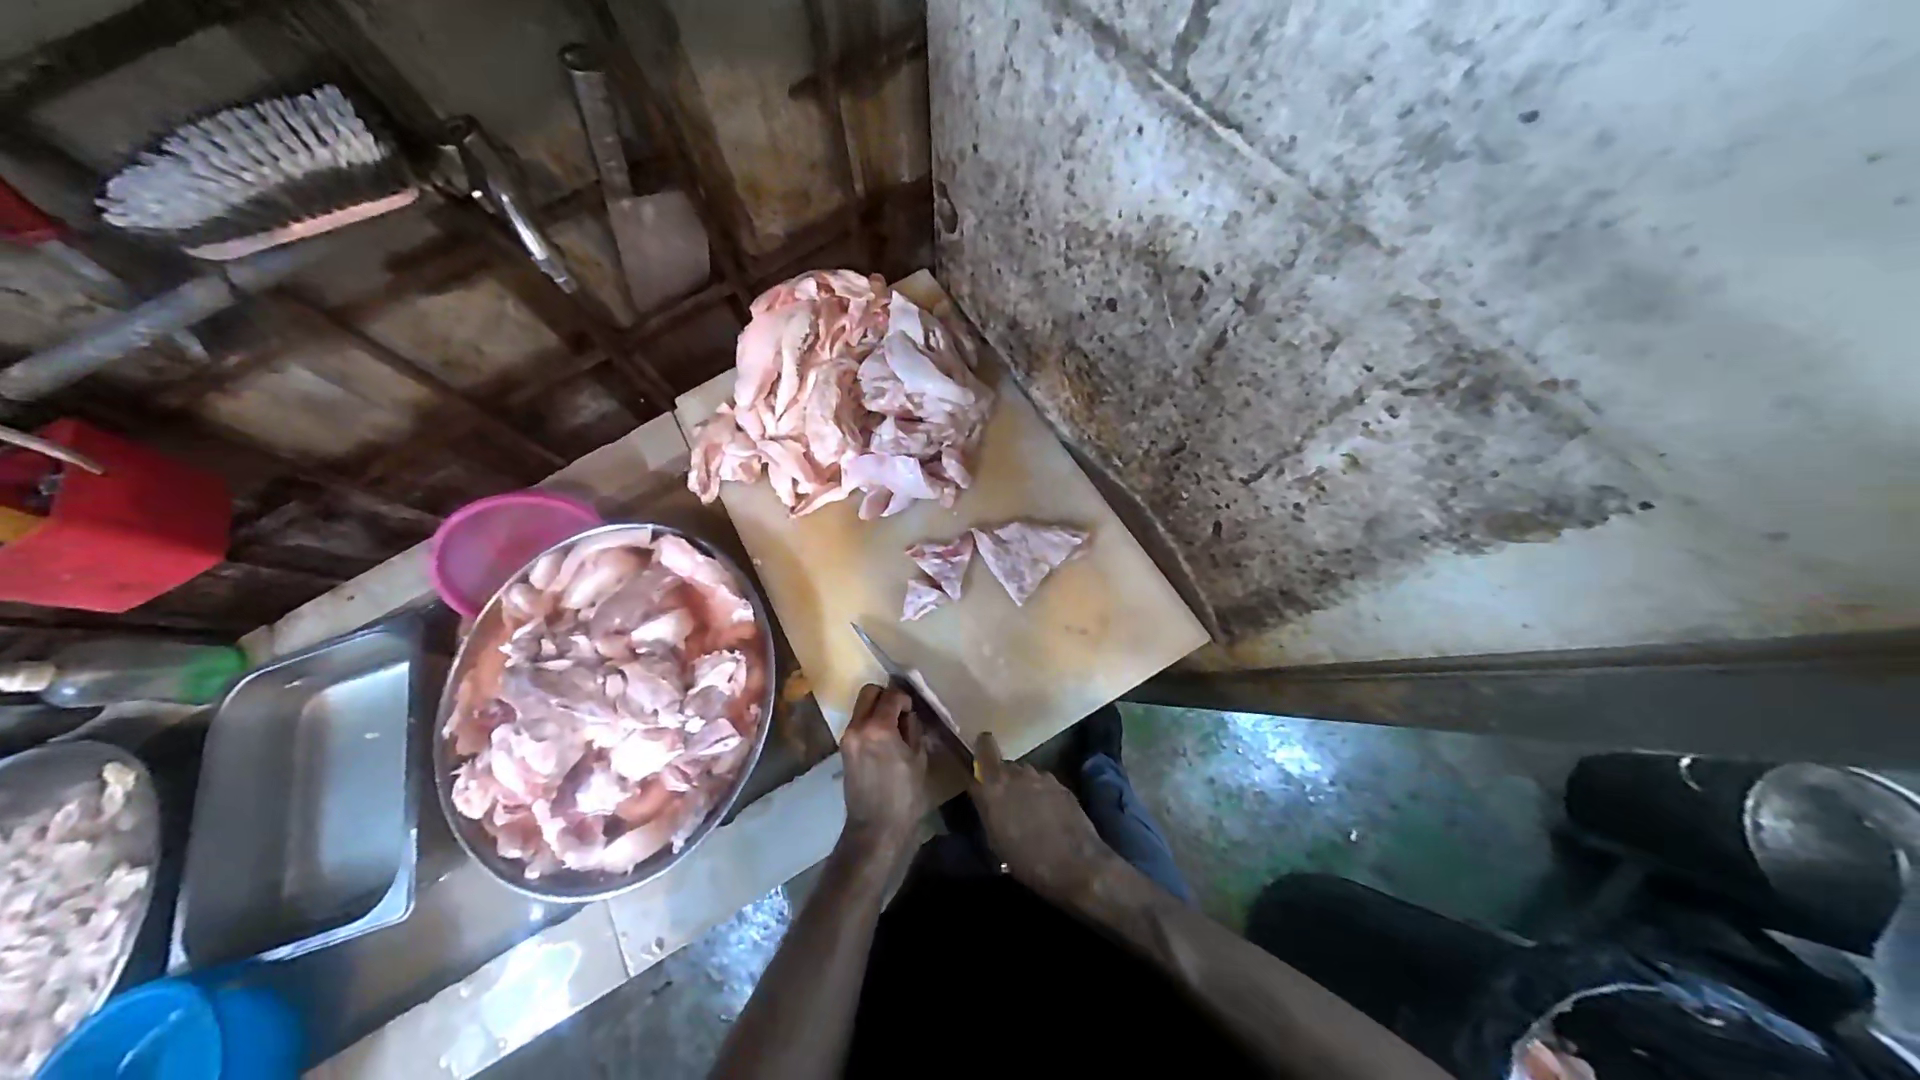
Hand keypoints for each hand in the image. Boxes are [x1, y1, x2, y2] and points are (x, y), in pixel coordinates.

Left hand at [837, 684, 929, 866]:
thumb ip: (912, 730)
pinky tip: (883, 741)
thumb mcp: (918, 759)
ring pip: (860, 707)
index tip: (913, 712)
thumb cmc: (904, 795)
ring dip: (876, 709)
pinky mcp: (843, 748)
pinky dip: (869, 723)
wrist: (875, 827)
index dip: (905, 699)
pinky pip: (857, 723)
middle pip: (869, 692)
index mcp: (878, 728)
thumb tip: (907, 715)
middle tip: (900, 713)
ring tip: (893, 729)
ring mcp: (847, 737)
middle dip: (886, 696)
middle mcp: (857, 727)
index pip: (891, 695)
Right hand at [971, 732, 1119, 905]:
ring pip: (1025, 773)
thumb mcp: (995, 841)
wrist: (1076, 864)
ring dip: (1022, 786)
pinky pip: (1043, 783)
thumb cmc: (1027, 861)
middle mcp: (1016, 774)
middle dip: (1002, 779)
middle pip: (1004, 765)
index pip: (983, 749)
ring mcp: (1041, 777)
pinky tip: (1048, 814)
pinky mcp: (1061, 784)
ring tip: (1029, 811)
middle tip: (1006, 803)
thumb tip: (986, 798)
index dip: (981, 749)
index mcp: (993, 787)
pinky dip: (1041, 793)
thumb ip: (988, 810)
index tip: (981, 761)